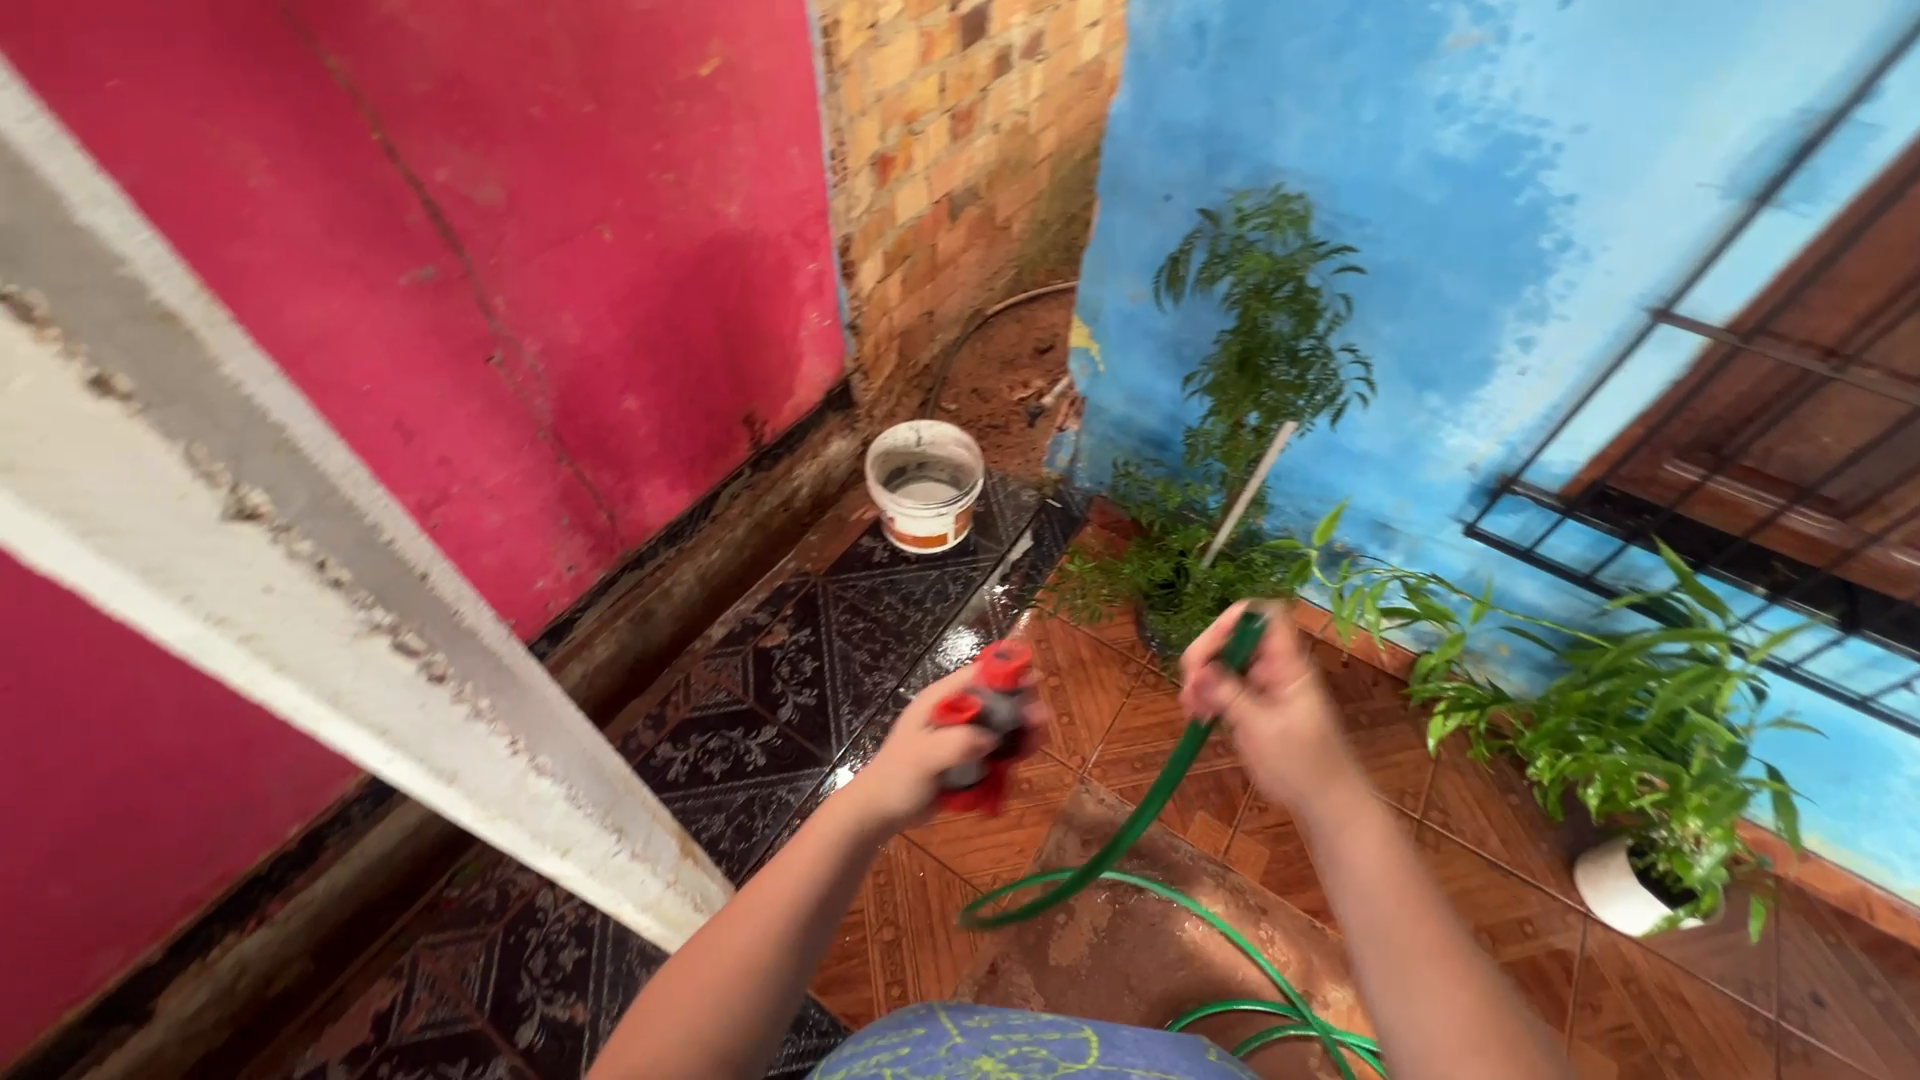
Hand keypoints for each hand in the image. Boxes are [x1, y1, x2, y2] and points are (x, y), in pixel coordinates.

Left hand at [839, 662, 1045, 835]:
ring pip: (1001, 727)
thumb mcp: (923, 757)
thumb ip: (955, 744)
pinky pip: (995, 751)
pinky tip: (1021, 763)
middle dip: (1021, 709)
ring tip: (1036, 745)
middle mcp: (955, 712)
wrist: (880, 811)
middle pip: (997, 700)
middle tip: (1041, 723)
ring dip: (1020, 733)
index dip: (1007, 675)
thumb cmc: (896, 778)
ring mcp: (961, 736)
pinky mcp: (967, 758)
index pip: (979, 675)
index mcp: (940, 700)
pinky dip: (1010, 755)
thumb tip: (991, 739)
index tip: (1034, 684)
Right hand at [1178, 600, 1362, 812]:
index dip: (1232, 621)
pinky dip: (1206, 696)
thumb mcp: (1261, 728)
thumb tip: (1200, 670)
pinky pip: (1223, 687)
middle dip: (1204, 657)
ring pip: (1223, 663)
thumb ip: (1229, 694)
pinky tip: (1196, 716)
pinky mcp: (1253, 705)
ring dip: (1200, 679)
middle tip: (1188, 686)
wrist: (1326, 803)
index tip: (1208, 651)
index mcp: (1287, 664)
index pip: (1263, 616)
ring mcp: (1263, 686)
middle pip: (1233, 637)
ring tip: (1189, 709)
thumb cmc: (1302, 766)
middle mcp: (1274, 667)